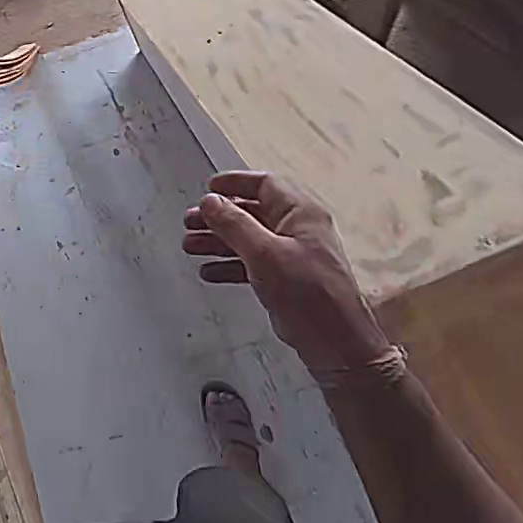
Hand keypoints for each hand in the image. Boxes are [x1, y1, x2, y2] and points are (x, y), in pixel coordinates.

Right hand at [182, 170, 390, 371]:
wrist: (331, 339)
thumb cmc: (308, 294)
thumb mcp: (264, 253)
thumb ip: (234, 224)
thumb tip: (211, 202)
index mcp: (300, 214)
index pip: (265, 185)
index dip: (235, 183)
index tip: (208, 187)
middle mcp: (297, 231)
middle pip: (250, 213)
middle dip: (217, 216)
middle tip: (191, 221)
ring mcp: (290, 255)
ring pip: (246, 239)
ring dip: (217, 240)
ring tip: (190, 245)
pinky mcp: (283, 279)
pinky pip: (249, 263)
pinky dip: (228, 264)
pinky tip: (209, 271)